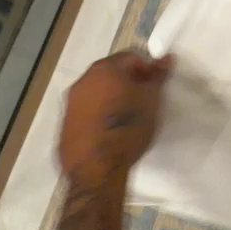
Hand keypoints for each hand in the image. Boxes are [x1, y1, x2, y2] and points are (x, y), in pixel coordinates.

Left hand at [59, 49, 175, 182]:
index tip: (154, 85)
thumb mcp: (151, 99)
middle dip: (127, 81)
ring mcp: (69, 106)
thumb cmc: (128, 128)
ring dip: (110, 98)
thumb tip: (167, 58)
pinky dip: (97, 116)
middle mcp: (82, 82)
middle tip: (142, 98)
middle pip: (110, 72)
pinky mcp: (63, 129)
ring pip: (95, 93)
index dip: (146, 69)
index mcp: (104, 70)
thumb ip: (158, 75)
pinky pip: (84, 113)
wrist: (97, 172)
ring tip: (125, 116)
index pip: (131, 57)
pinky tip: (108, 132)